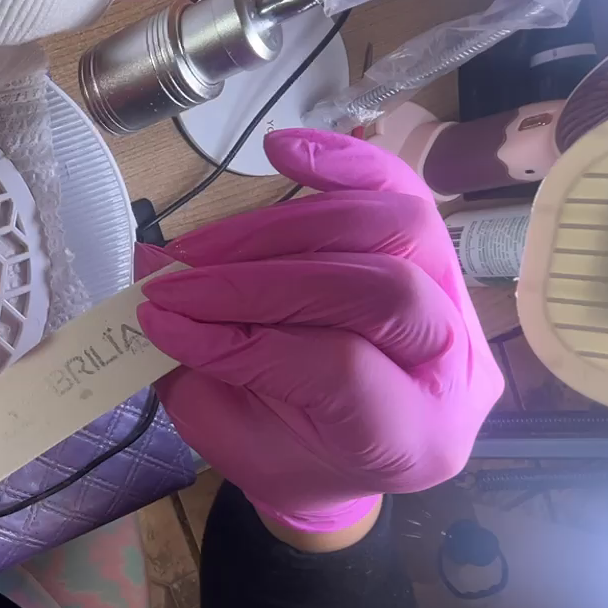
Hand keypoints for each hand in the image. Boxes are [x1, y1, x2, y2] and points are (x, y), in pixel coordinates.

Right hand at [138, 129, 501, 534]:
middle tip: (174, 282)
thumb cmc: (278, 453)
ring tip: (201, 246)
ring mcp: (456, 306)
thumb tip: (151, 278)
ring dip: (279, 227)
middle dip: (255, 280)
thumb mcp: (226, 429)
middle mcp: (452, 366)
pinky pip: (399, 193)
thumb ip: (193, 362)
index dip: (239, 340)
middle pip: (373, 288)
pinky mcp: (435, 260)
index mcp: (405, 438)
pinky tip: (280, 151)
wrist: (335, 456)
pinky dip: (341, 163)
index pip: (336, 368)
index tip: (160, 323)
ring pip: (391, 229)